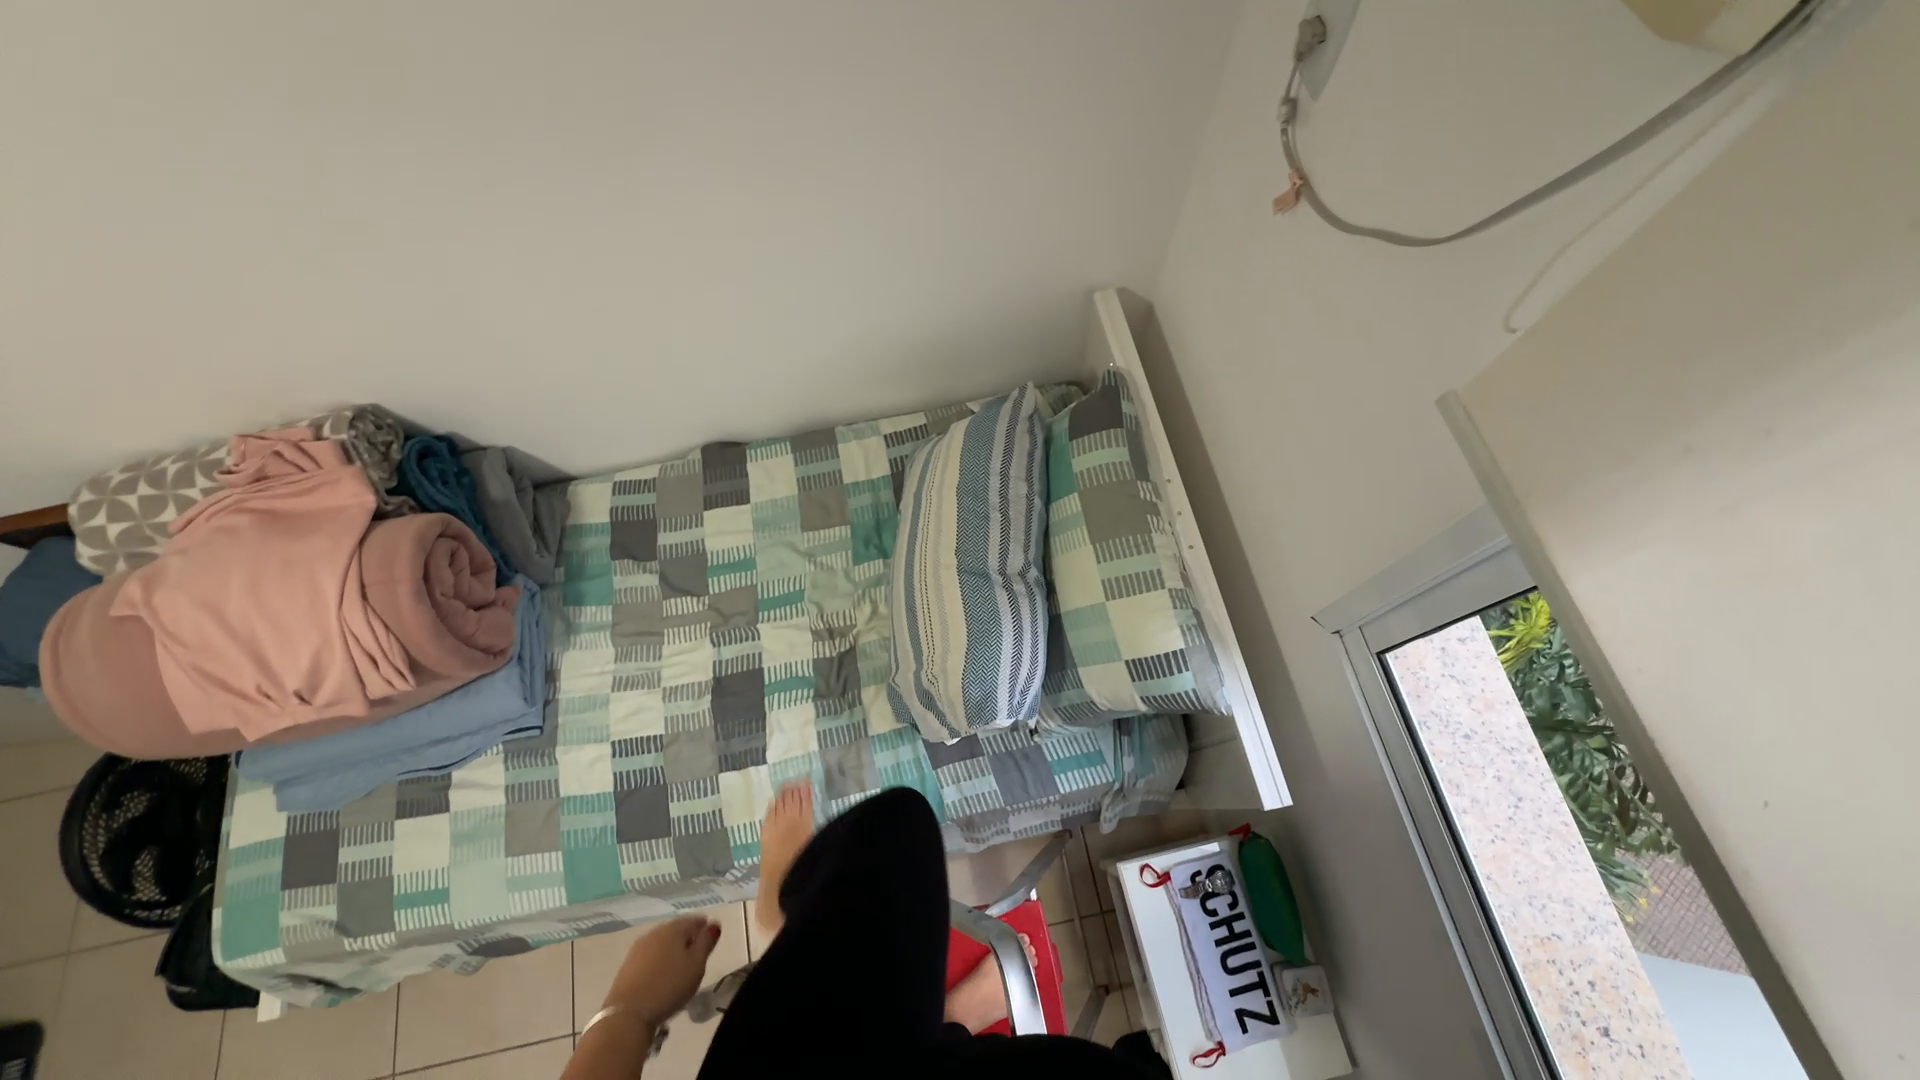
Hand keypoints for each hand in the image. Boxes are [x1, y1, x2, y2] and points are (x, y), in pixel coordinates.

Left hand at [602, 916, 722, 1024]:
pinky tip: (662, 976)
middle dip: (688, 939)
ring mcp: (638, 949)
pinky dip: (659, 962)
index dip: (704, 928)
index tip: (711, 942)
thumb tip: (714, 923)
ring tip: (680, 968)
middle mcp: (654, 932)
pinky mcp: (627, 966)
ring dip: (672, 951)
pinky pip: (650, 957)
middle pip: (676, 930)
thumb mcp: (696, 965)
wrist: (628, 1014)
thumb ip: (707, 942)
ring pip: (662, 944)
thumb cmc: (669, 986)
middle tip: (697, 956)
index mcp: (673, 928)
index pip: (694, 920)